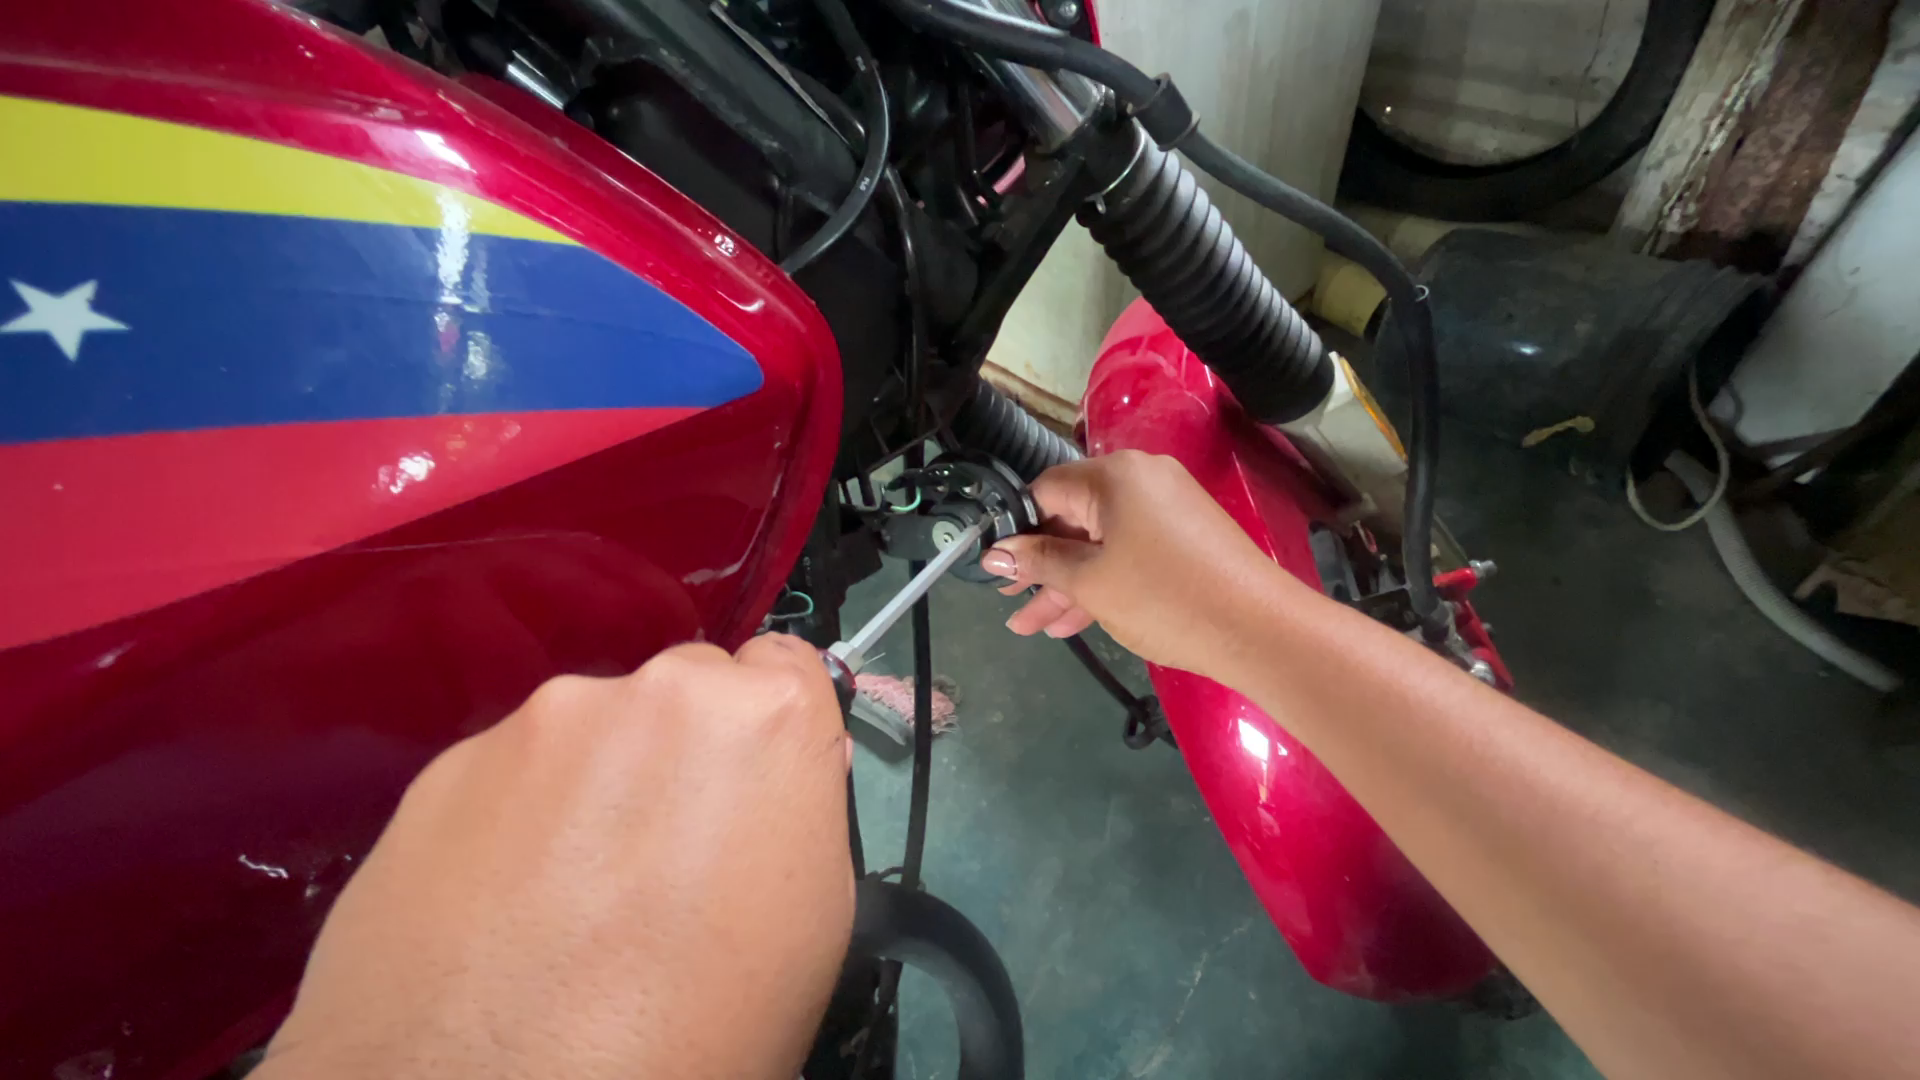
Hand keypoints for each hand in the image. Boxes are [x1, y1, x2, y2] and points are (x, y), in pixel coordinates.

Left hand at [258, 635, 853, 1079]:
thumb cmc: (710, 1020)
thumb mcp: (817, 914)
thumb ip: (806, 803)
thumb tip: (779, 765)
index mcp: (766, 714)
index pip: (787, 663)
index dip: (775, 725)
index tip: (754, 781)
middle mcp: (662, 688)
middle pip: (691, 688)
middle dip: (689, 746)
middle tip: (665, 848)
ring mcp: (548, 719)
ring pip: (600, 726)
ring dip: (603, 777)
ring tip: (573, 888)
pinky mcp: (448, 766)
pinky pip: (513, 769)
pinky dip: (521, 813)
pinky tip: (503, 904)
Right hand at [980, 450, 1309, 679]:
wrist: (1259, 628)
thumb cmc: (1163, 597)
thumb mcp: (1091, 582)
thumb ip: (1039, 562)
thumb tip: (994, 552)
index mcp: (1114, 476)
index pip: (1046, 490)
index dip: (1018, 529)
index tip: (997, 566)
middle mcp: (1140, 481)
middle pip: (1073, 519)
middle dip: (1041, 566)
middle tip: (1012, 601)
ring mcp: (1165, 511)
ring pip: (1099, 544)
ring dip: (1067, 584)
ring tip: (1031, 626)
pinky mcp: (1183, 540)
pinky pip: (1127, 554)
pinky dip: (1102, 582)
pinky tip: (1072, 622)